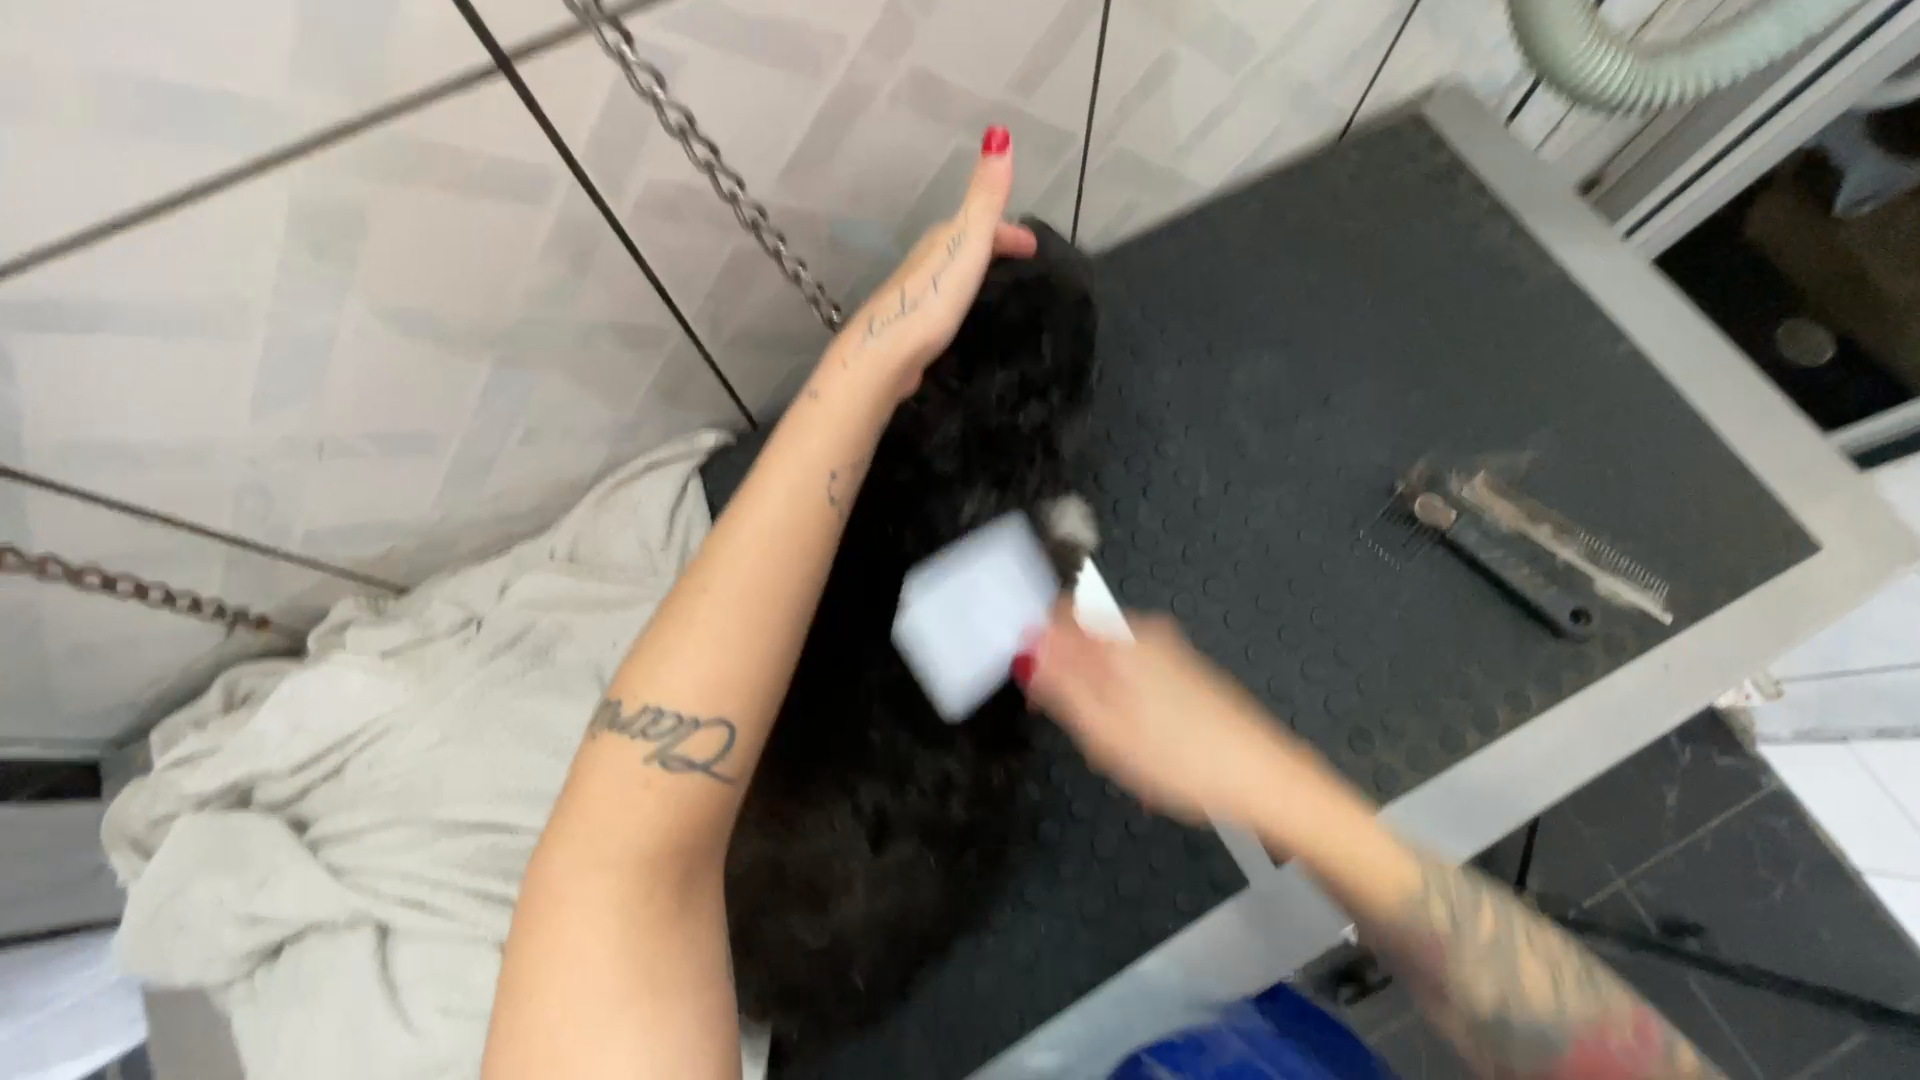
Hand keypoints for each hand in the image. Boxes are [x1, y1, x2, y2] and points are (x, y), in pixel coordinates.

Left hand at [836, 125, 1038, 397]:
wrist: (886, 352)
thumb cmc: (933, 298)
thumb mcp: (967, 243)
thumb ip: (984, 197)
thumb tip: (998, 133)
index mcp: (942, 239)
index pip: (981, 223)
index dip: (1010, 231)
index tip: (1035, 248)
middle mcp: (924, 260)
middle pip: (964, 245)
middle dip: (994, 247)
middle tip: (1021, 264)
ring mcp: (914, 293)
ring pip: (950, 273)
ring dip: (974, 274)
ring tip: (994, 288)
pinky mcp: (908, 325)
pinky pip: (940, 302)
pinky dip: (956, 300)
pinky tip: (957, 317)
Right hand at [1018, 609, 1318, 826]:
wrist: (1263, 779)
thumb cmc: (1186, 759)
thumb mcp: (1103, 730)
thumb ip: (1059, 684)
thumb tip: (1027, 650)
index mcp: (1121, 639)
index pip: (1058, 613)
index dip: (1039, 648)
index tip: (1038, 686)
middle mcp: (1146, 635)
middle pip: (1082, 643)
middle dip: (1072, 684)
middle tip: (1084, 732)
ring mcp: (1169, 653)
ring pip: (1108, 668)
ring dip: (1099, 704)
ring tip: (1117, 750)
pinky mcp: (1185, 674)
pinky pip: (1134, 683)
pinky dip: (1126, 711)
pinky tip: (1144, 751)